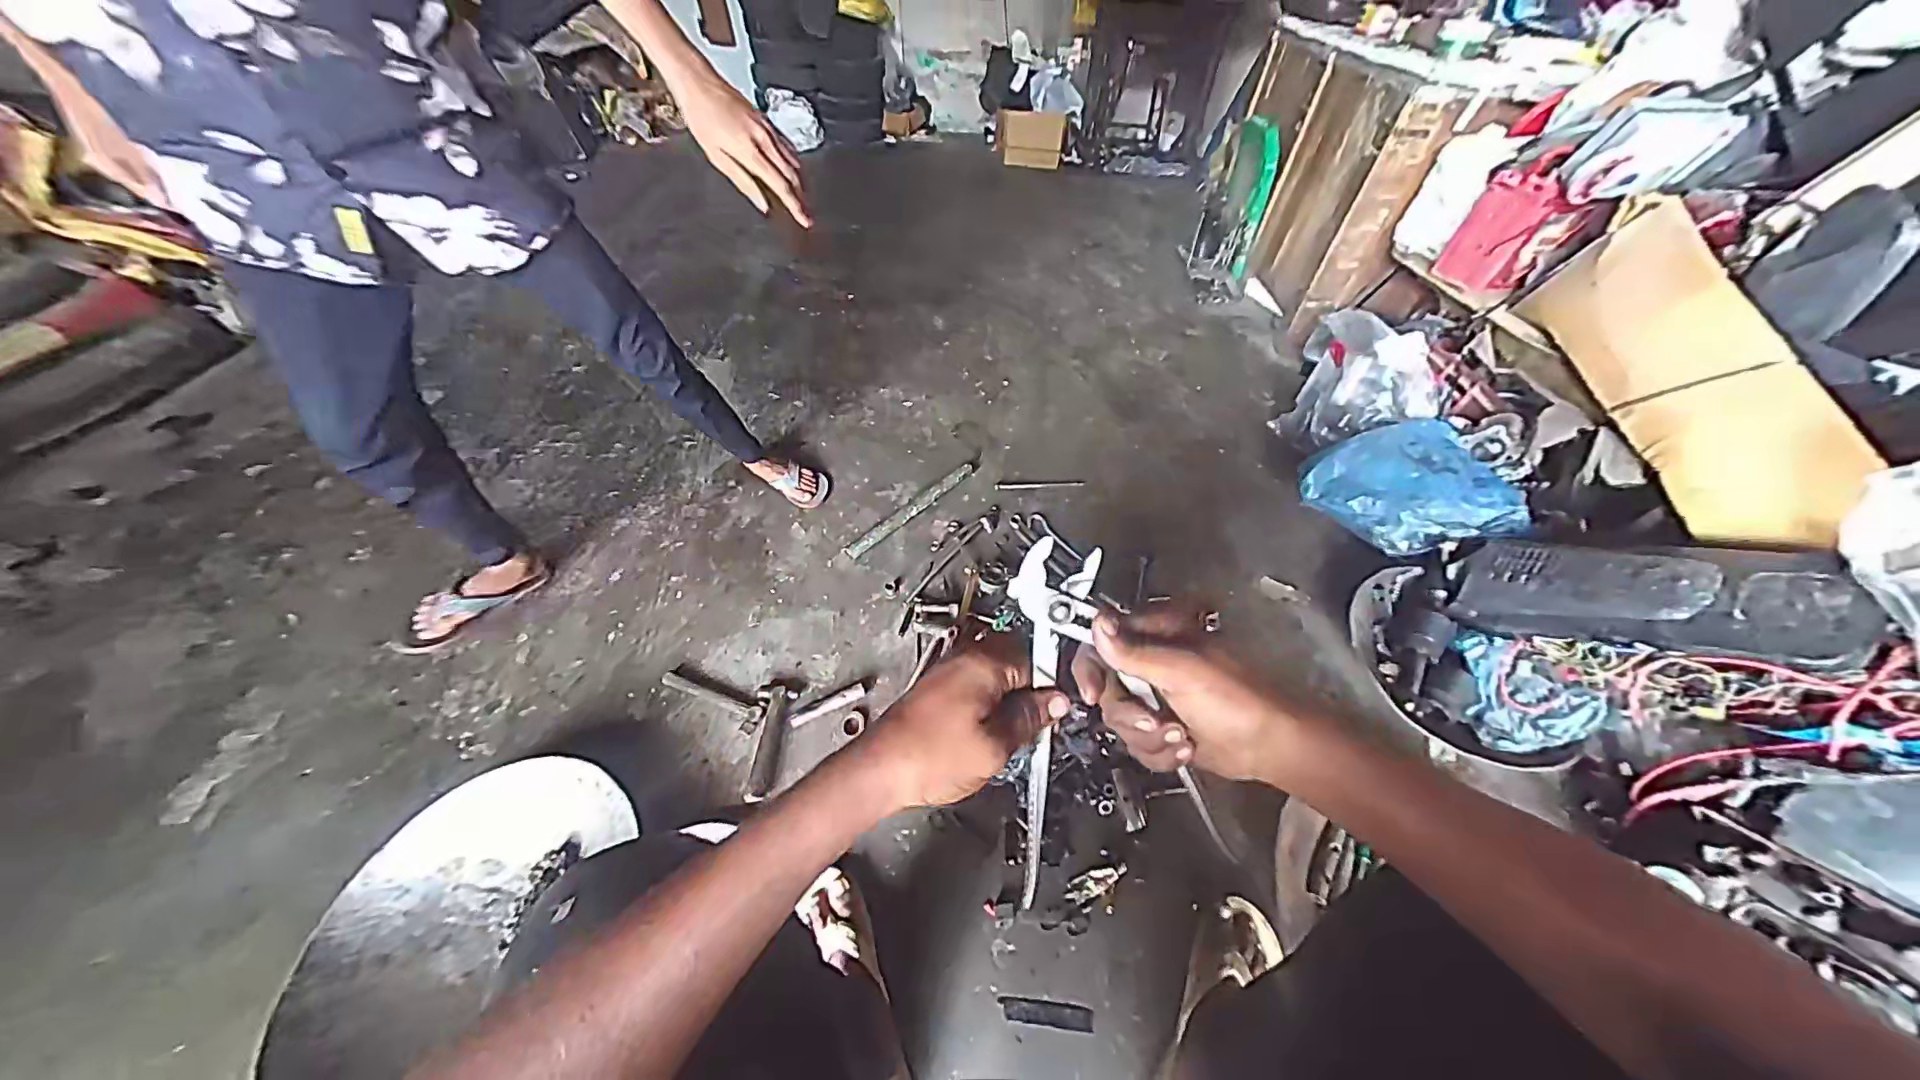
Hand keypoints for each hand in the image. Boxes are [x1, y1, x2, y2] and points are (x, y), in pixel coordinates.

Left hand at [675, 72, 811, 227]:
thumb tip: (762, 204)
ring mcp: (767, 128)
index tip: (804, 219)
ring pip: (793, 162)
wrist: (698, 82)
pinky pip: (787, 146)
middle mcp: (764, 140)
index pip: (780, 186)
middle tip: (806, 214)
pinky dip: (794, 162)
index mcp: (750, 152)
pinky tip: (795, 170)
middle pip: (792, 176)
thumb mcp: (716, 156)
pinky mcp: (766, 120)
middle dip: (801, 198)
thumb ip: (743, 182)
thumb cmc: (701, 117)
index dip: (794, 206)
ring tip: (803, 198)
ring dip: (800, 182)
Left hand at [849, 644, 1067, 810]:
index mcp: (984, 664)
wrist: (880, 770)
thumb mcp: (995, 747)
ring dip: (1006, 705)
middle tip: (1028, 731)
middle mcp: (965, 658)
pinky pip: (976, 690)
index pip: (1036, 661)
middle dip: (1027, 697)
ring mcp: (950, 671)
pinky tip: (980, 738)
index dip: (1049, 692)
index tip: (1052, 715)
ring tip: (999, 739)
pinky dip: (985, 711)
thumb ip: (1030, 720)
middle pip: (1017, 667)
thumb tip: (1054, 704)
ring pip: (997, 680)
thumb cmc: (926, 757)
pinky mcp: (939, 689)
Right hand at [1071, 606, 1293, 781]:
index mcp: (1157, 635)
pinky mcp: (1160, 726)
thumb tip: (1099, 626)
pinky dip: (1160, 751)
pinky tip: (1186, 746)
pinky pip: (1136, 743)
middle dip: (1131, 714)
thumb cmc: (1239, 702)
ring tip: (1182, 736)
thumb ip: (1134, 651)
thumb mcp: (1182, 671)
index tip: (1092, 692)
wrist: (1269, 748)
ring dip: (1149, 736)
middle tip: (1153, 720)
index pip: (1101, 643)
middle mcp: (1151, 663)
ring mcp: (1155, 696)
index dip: (1091, 669)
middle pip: (1106, 690)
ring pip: (1119, 721)